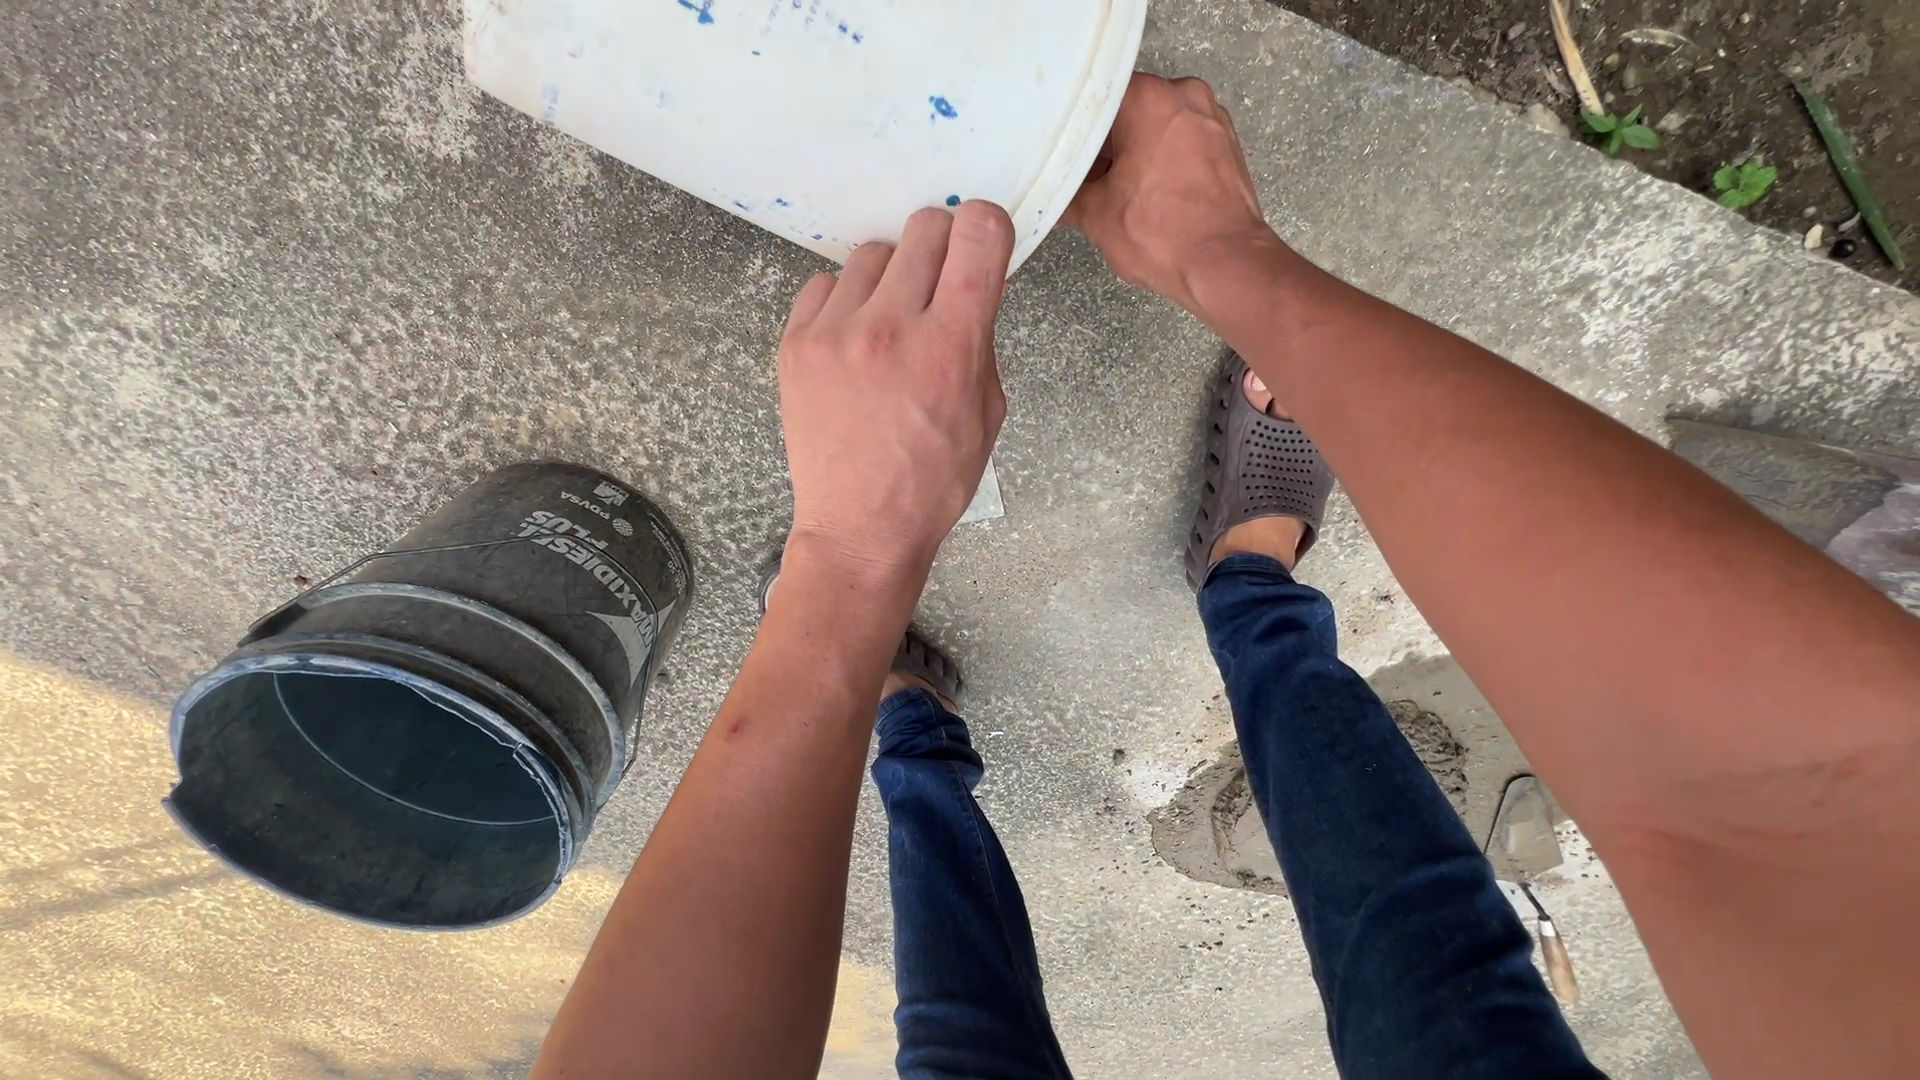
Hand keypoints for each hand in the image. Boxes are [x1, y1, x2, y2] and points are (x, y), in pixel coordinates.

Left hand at [777, 201, 1013, 580]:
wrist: (860, 528)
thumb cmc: (933, 482)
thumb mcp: (988, 413)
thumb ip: (982, 340)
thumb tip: (973, 286)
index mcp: (951, 346)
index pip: (976, 233)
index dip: (986, 228)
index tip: (982, 243)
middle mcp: (891, 327)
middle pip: (924, 228)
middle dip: (942, 250)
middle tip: (938, 288)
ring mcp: (836, 333)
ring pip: (872, 253)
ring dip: (890, 279)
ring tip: (889, 326)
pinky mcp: (795, 344)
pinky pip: (825, 285)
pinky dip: (844, 302)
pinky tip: (853, 342)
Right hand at [1064, 73, 1283, 312]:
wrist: (1223, 264)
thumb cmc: (1164, 235)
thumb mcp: (1096, 217)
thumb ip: (1069, 198)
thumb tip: (1058, 199)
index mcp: (1149, 99)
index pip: (1098, 100)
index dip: (1077, 132)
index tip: (1065, 155)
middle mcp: (1186, 97)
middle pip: (1131, 112)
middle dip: (1108, 146)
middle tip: (1087, 182)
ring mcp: (1213, 121)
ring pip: (1160, 129)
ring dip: (1137, 157)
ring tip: (1119, 196)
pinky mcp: (1228, 149)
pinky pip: (1185, 147)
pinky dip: (1165, 166)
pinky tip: (1151, 200)